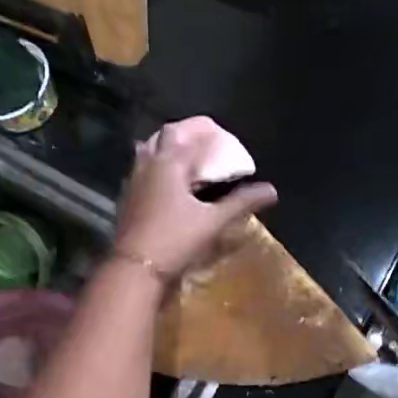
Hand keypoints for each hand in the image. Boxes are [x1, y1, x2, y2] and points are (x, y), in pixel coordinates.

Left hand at [113, 118, 277, 276]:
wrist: (135, 267)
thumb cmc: (176, 239)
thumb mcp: (213, 221)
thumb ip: (241, 202)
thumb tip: (271, 190)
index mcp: (169, 163)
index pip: (186, 132)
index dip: (204, 130)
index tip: (221, 135)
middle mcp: (148, 165)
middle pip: (164, 136)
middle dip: (184, 135)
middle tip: (203, 144)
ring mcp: (133, 181)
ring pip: (148, 151)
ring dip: (167, 149)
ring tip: (186, 160)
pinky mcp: (126, 198)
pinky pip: (141, 171)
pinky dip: (156, 168)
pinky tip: (168, 184)